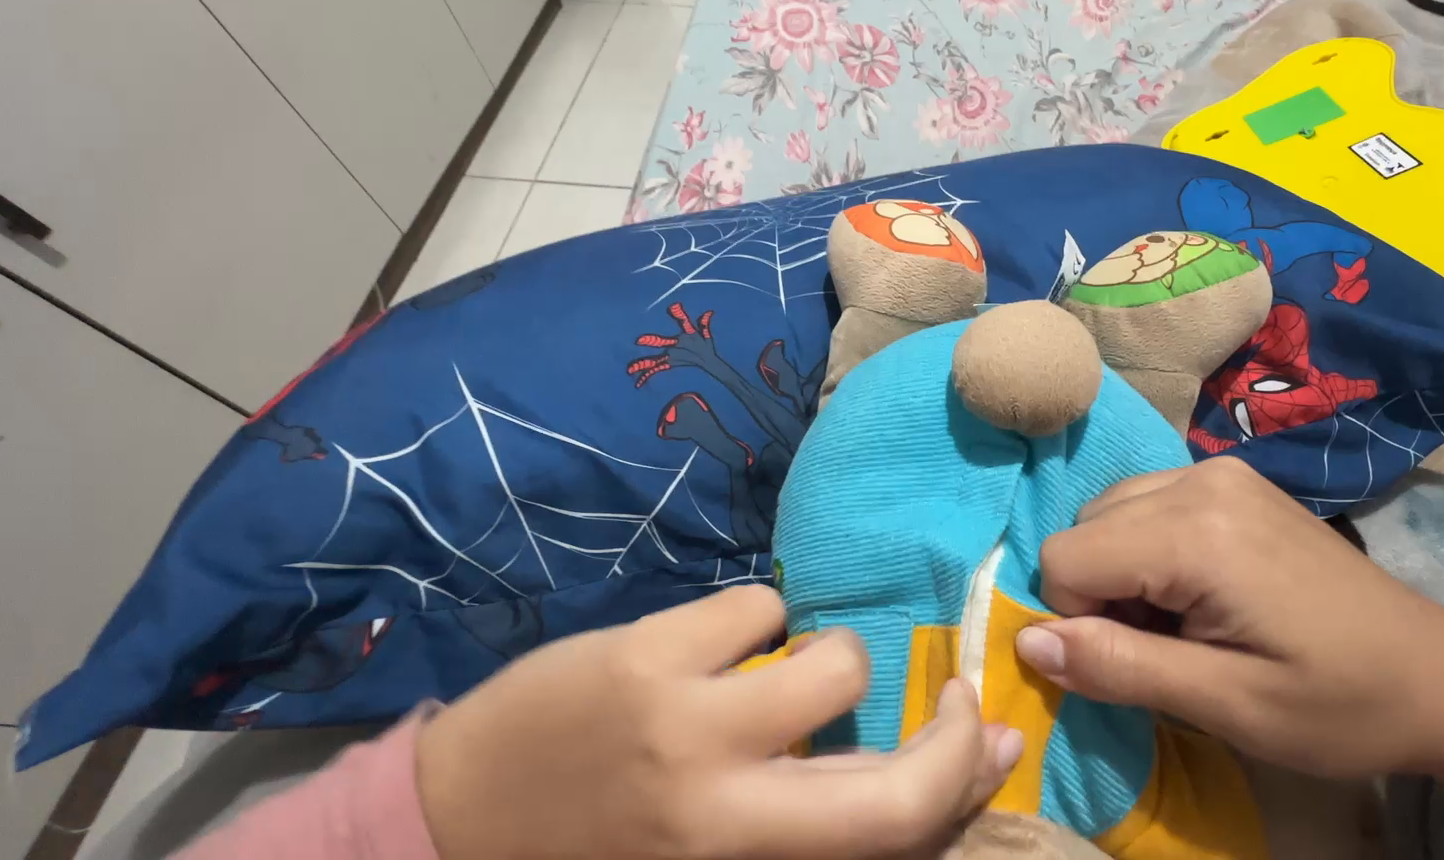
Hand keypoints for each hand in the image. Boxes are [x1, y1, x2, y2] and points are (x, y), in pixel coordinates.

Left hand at [417, 585, 1022, 859]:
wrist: (449, 828)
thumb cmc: (597, 848)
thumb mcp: (711, 851)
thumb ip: (801, 815)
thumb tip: (893, 755)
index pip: (893, 838)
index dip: (967, 783)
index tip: (994, 737)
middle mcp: (729, 815)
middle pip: (891, 782)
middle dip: (951, 731)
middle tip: (954, 694)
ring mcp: (688, 728)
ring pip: (832, 660)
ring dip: (829, 658)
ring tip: (782, 671)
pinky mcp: (647, 657)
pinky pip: (754, 608)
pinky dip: (753, 621)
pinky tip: (713, 643)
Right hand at [1013, 457, 1443, 852]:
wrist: (1438, 673)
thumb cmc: (1338, 704)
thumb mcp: (1228, 706)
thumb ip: (1119, 667)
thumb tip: (1025, 642)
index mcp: (1197, 531)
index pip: (1066, 557)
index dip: (1081, 617)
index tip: (1140, 658)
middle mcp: (1198, 479)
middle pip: (1083, 528)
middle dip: (1102, 591)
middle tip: (1170, 642)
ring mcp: (1216, 469)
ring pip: (1106, 511)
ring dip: (1121, 567)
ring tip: (1186, 616)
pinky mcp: (1228, 475)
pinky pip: (1142, 501)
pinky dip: (1145, 546)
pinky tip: (1198, 584)